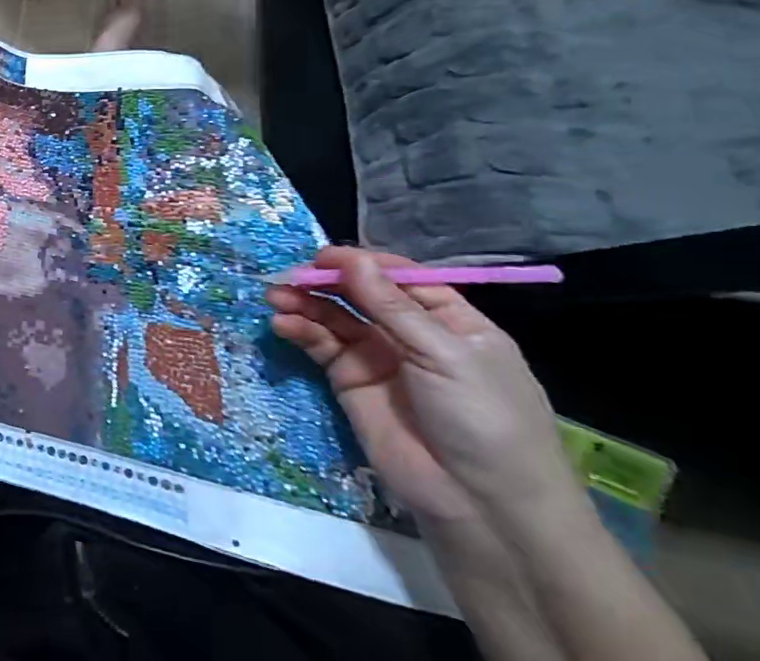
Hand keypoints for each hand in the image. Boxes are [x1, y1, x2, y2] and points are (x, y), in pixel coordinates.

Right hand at [267, 248, 570, 518]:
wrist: (479, 503)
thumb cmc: (483, 419)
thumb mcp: (445, 355)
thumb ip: (391, 307)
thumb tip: (350, 260)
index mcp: (451, 322)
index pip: (401, 279)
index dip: (363, 264)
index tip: (325, 257)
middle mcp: (411, 335)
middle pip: (361, 294)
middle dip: (325, 282)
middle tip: (290, 276)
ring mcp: (378, 358)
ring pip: (334, 318)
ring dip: (305, 304)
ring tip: (276, 297)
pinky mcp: (349, 382)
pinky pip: (321, 346)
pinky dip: (300, 331)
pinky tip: (283, 325)